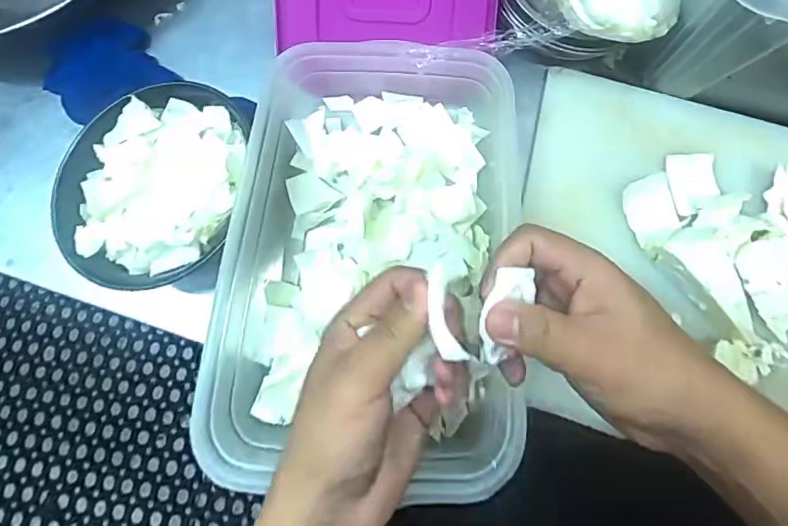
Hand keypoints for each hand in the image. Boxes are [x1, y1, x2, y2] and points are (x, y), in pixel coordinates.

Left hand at [259, 268, 468, 525]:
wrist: (333, 510)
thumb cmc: (332, 433)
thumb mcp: (359, 376)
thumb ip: (395, 332)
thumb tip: (427, 283)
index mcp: (356, 324)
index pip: (395, 284)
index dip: (424, 287)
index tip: (450, 305)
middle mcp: (379, 342)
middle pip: (424, 312)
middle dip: (445, 326)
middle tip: (455, 348)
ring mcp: (400, 374)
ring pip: (439, 346)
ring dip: (451, 360)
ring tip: (447, 386)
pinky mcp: (418, 405)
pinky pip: (445, 381)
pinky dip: (453, 387)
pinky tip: (448, 403)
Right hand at [480, 225, 721, 450]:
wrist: (693, 417)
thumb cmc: (646, 372)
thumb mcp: (587, 351)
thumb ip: (536, 331)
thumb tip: (487, 315)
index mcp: (584, 268)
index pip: (530, 241)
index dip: (504, 262)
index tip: (491, 302)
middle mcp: (576, 281)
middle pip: (522, 270)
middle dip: (501, 301)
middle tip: (489, 338)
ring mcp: (574, 310)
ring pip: (525, 302)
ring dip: (507, 328)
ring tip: (502, 363)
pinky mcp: (573, 337)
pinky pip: (534, 329)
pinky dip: (520, 345)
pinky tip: (516, 373)